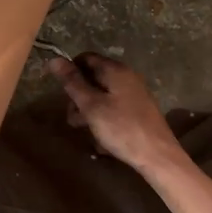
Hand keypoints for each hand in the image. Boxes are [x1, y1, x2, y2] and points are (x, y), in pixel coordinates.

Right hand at [47, 53, 189, 177]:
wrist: (156, 154)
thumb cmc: (121, 128)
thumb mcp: (91, 106)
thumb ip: (72, 82)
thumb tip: (55, 59)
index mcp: (115, 70)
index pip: (85, 58)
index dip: (70, 72)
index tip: (63, 94)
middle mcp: (126, 76)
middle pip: (93, 78)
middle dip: (78, 97)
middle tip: (74, 119)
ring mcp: (133, 93)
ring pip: (101, 95)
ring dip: (89, 111)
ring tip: (87, 130)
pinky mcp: (136, 110)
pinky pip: (112, 107)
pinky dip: (103, 118)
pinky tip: (101, 137)